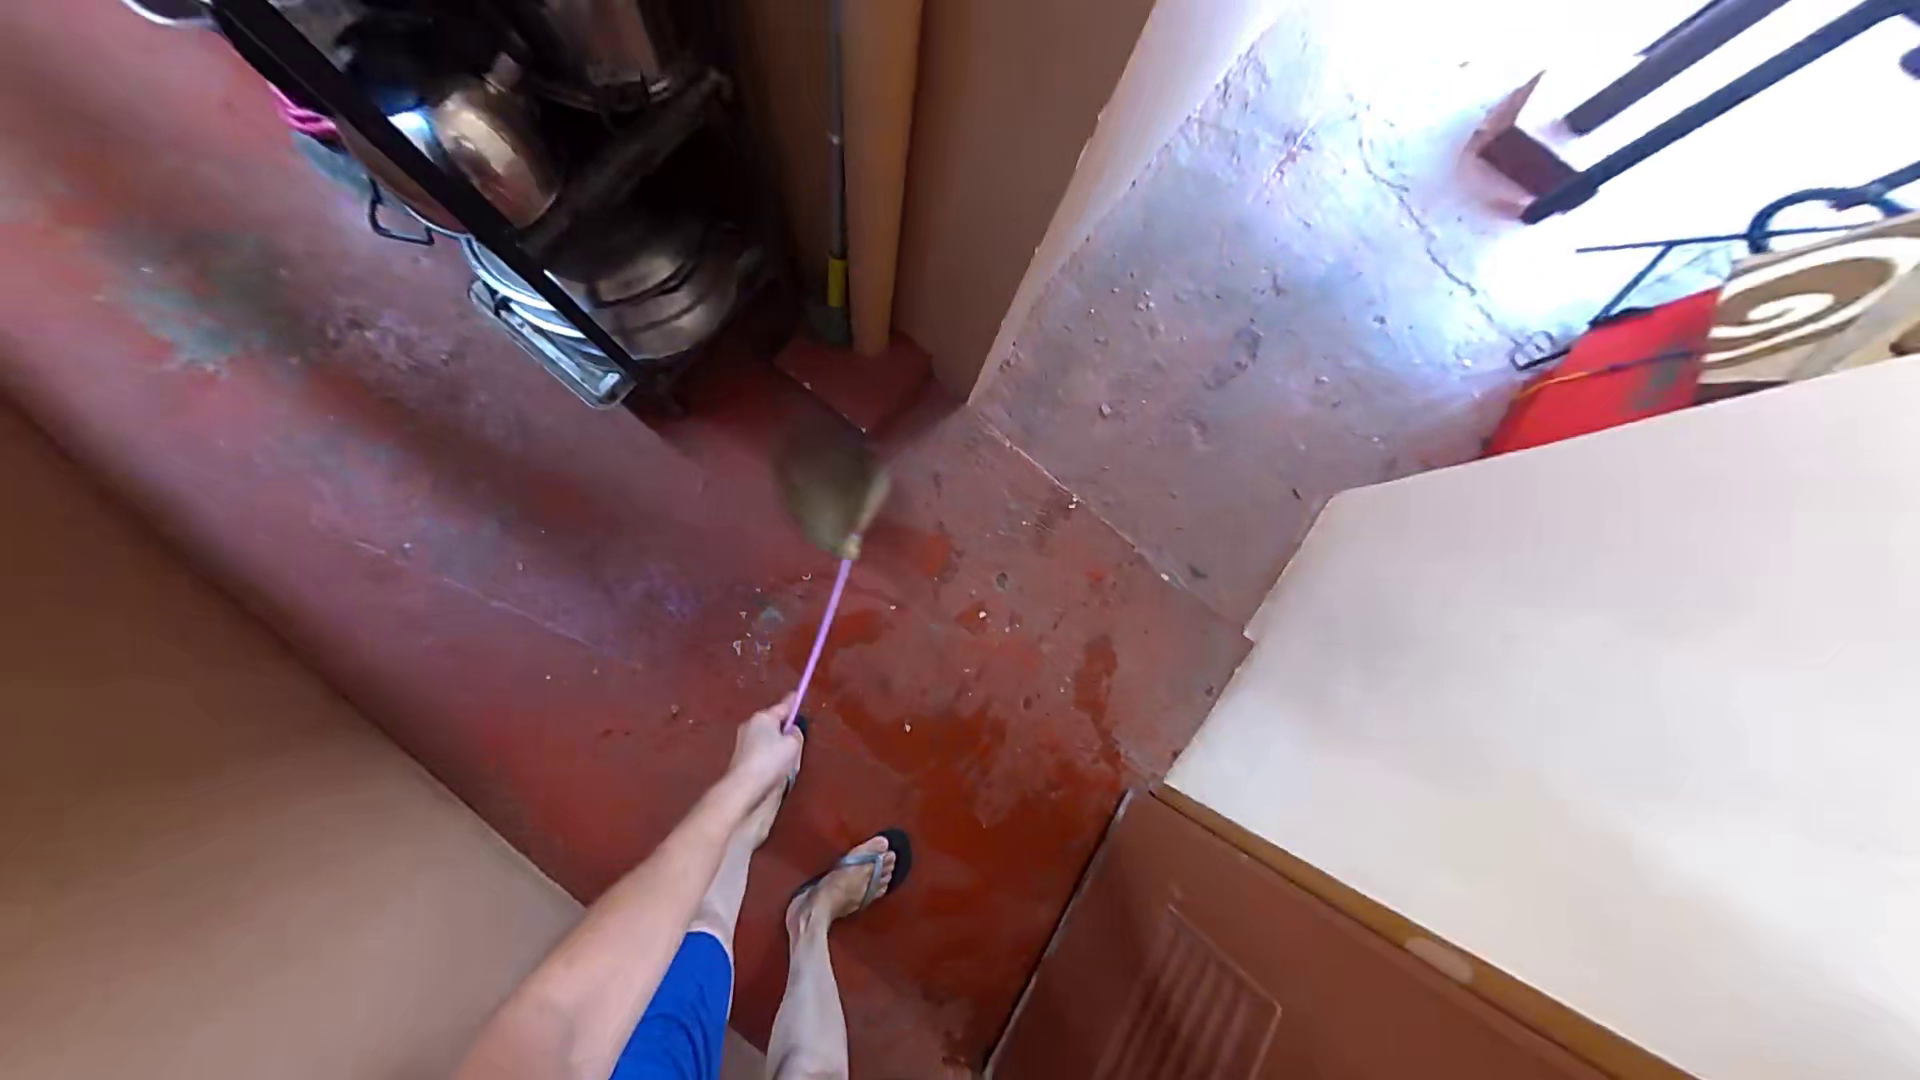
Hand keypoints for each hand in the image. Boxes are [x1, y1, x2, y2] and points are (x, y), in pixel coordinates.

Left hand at [726, 691, 803, 797]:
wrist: (745, 791)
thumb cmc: (770, 761)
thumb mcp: (793, 743)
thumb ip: (796, 733)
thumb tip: (791, 732)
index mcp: (763, 718)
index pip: (783, 706)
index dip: (794, 702)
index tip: (799, 695)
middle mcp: (752, 728)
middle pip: (776, 725)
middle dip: (788, 732)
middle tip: (798, 744)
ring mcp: (746, 746)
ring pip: (772, 742)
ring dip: (781, 749)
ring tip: (790, 764)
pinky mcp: (745, 764)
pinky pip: (767, 756)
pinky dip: (774, 762)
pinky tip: (781, 774)